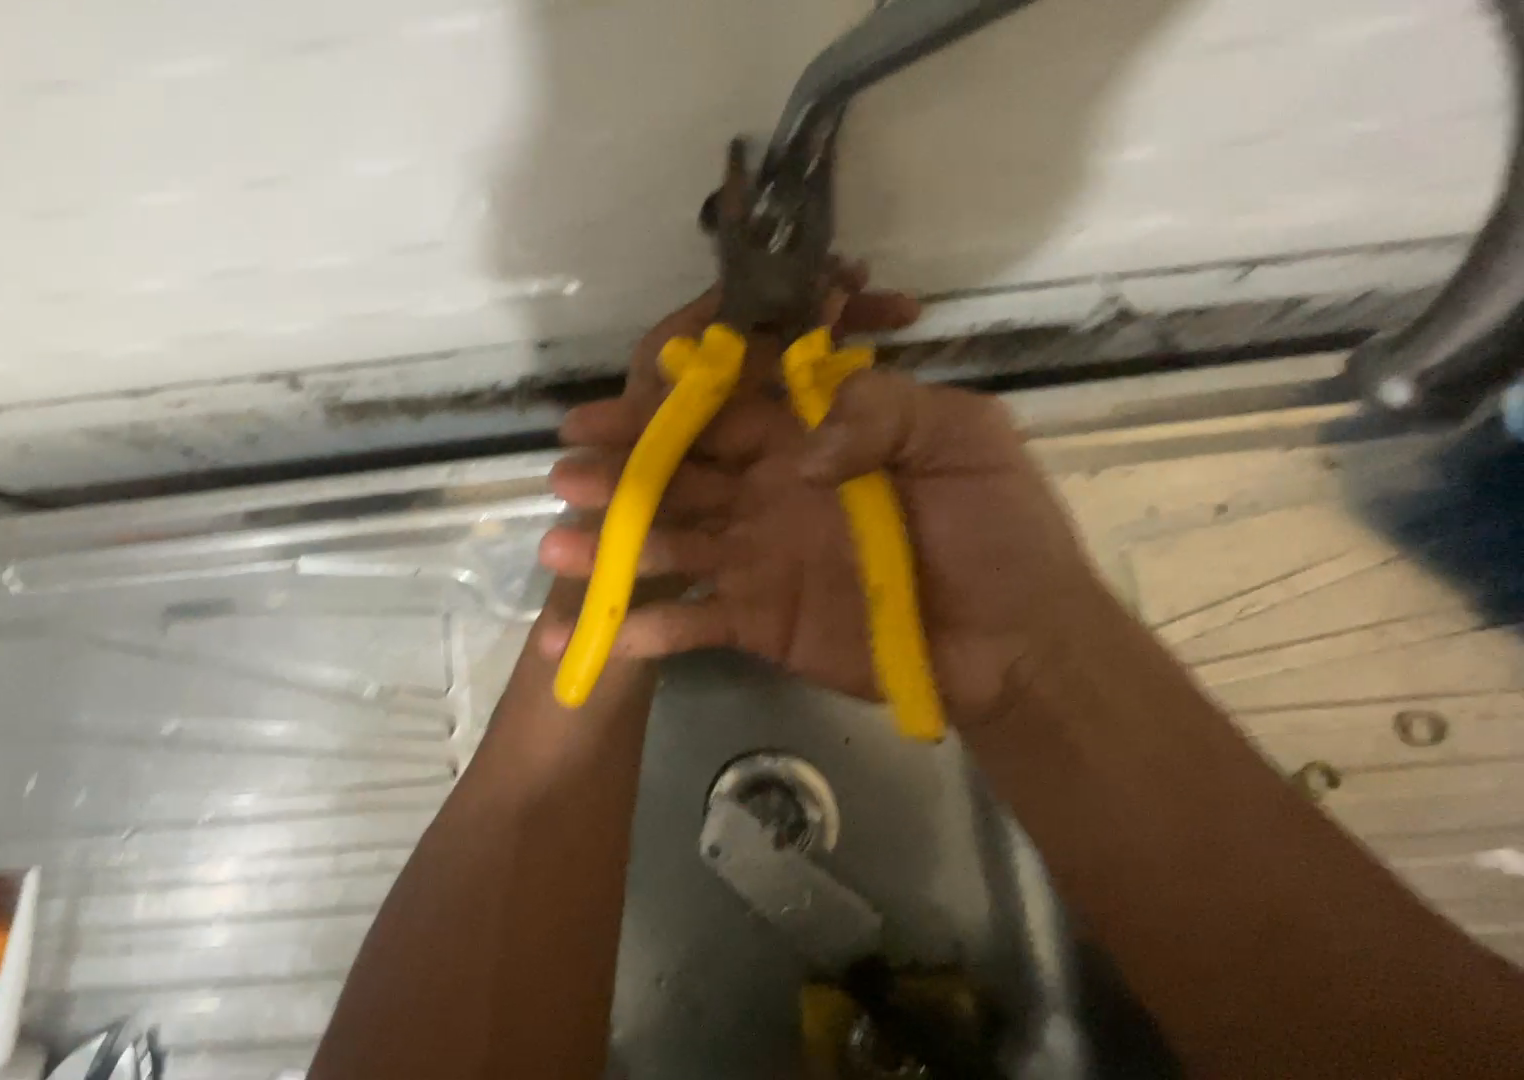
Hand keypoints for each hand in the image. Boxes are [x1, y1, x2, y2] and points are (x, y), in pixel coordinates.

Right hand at [535, 284, 1102, 725]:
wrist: (1018, 642)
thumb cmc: (999, 531)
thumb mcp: (964, 439)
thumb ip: (884, 411)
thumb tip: (801, 449)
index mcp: (806, 442)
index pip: (718, 419)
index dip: (658, 416)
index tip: (597, 418)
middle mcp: (766, 496)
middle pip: (680, 482)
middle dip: (620, 479)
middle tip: (564, 480)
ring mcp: (757, 561)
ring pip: (673, 548)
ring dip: (617, 550)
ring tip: (559, 549)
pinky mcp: (758, 622)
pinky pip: (696, 621)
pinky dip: (651, 627)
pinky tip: (608, 633)